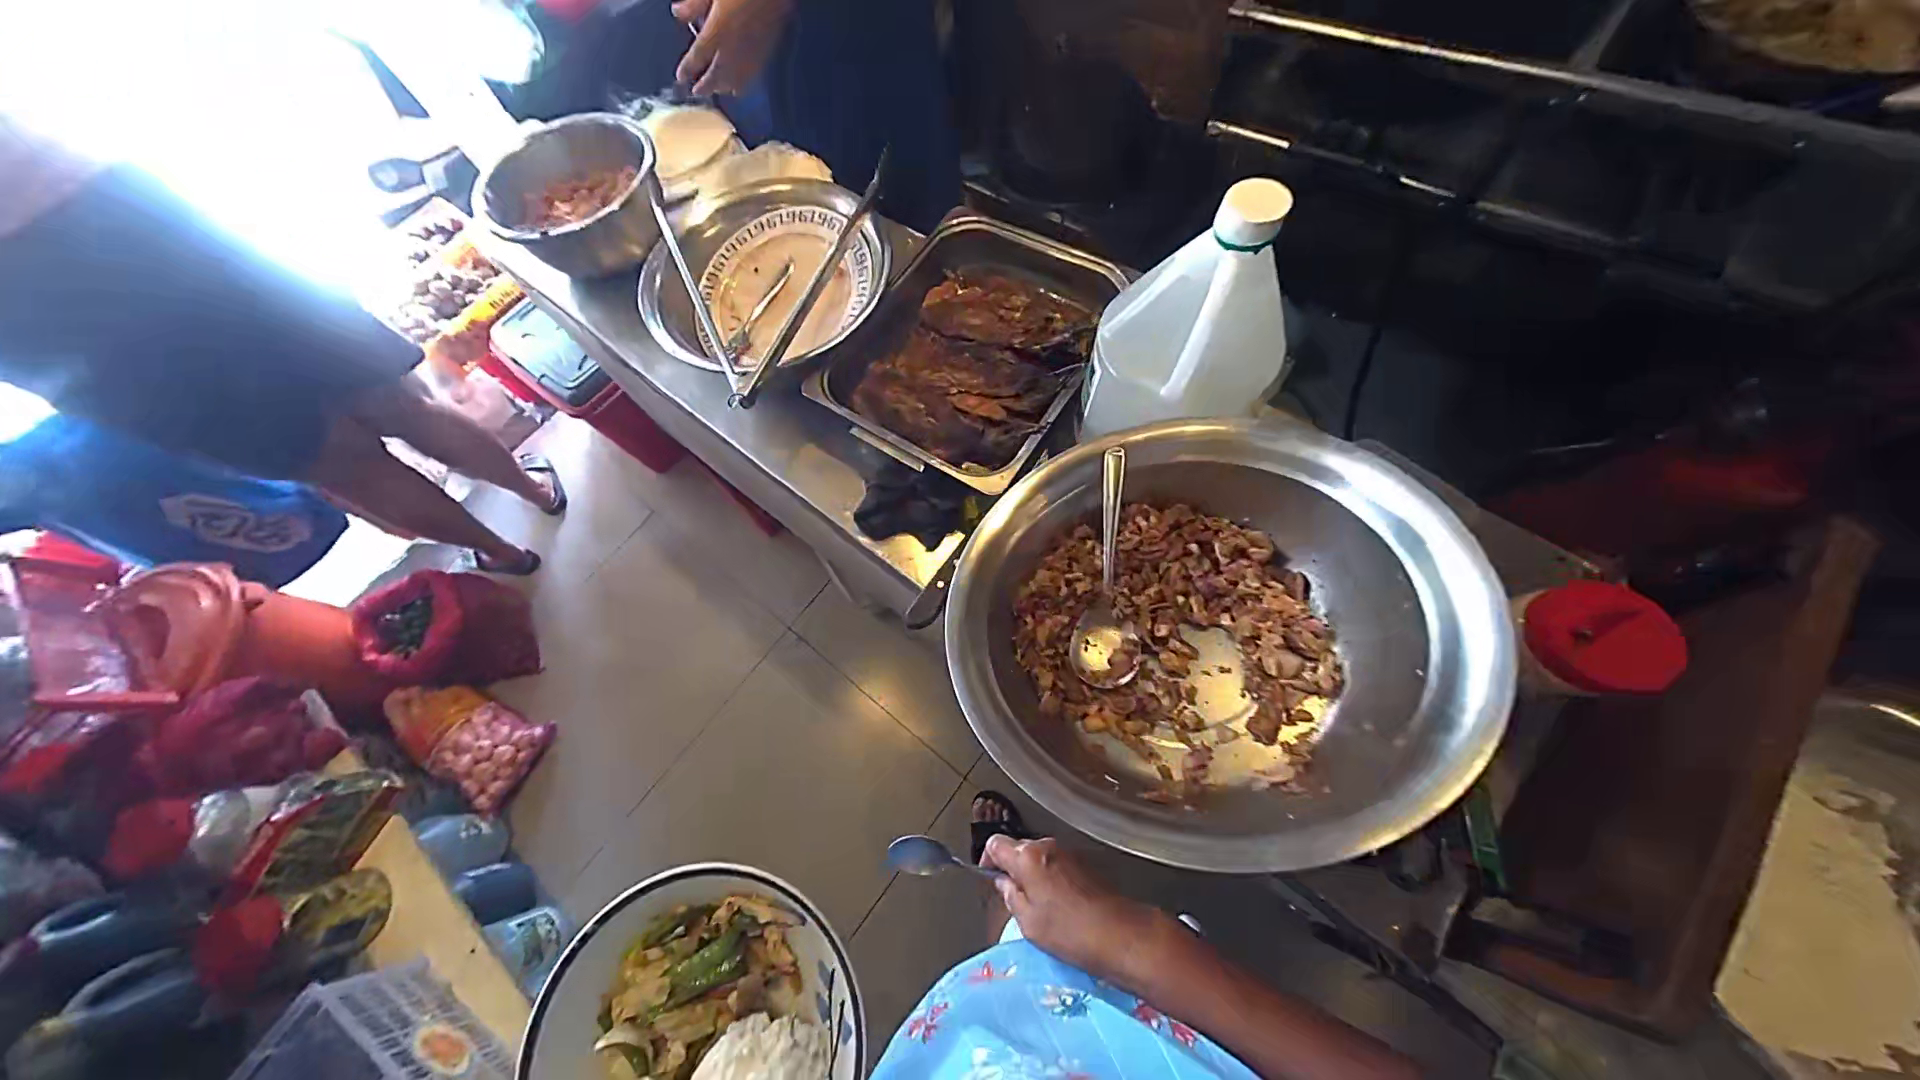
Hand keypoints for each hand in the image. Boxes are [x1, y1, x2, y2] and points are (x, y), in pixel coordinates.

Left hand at [671, 0, 792, 96]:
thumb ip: (694, 3)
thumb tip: (678, 13)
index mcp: (717, 31)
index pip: (698, 56)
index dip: (688, 69)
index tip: (681, 77)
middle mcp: (733, 50)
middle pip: (717, 76)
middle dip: (706, 86)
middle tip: (697, 92)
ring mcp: (750, 56)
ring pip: (735, 81)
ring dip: (724, 87)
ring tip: (718, 90)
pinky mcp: (764, 56)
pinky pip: (750, 77)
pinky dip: (742, 84)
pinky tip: (740, 86)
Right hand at [981, 835, 1170, 986]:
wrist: (1119, 934)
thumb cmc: (1068, 931)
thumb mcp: (1028, 922)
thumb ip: (1010, 896)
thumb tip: (1003, 883)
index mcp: (1028, 856)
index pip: (995, 843)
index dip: (988, 860)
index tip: (990, 879)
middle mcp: (1047, 845)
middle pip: (1018, 847)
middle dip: (1012, 867)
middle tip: (1014, 898)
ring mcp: (1068, 851)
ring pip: (1038, 856)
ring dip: (1032, 873)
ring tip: (1037, 904)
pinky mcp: (1084, 862)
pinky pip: (1056, 863)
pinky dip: (1051, 876)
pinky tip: (1058, 902)